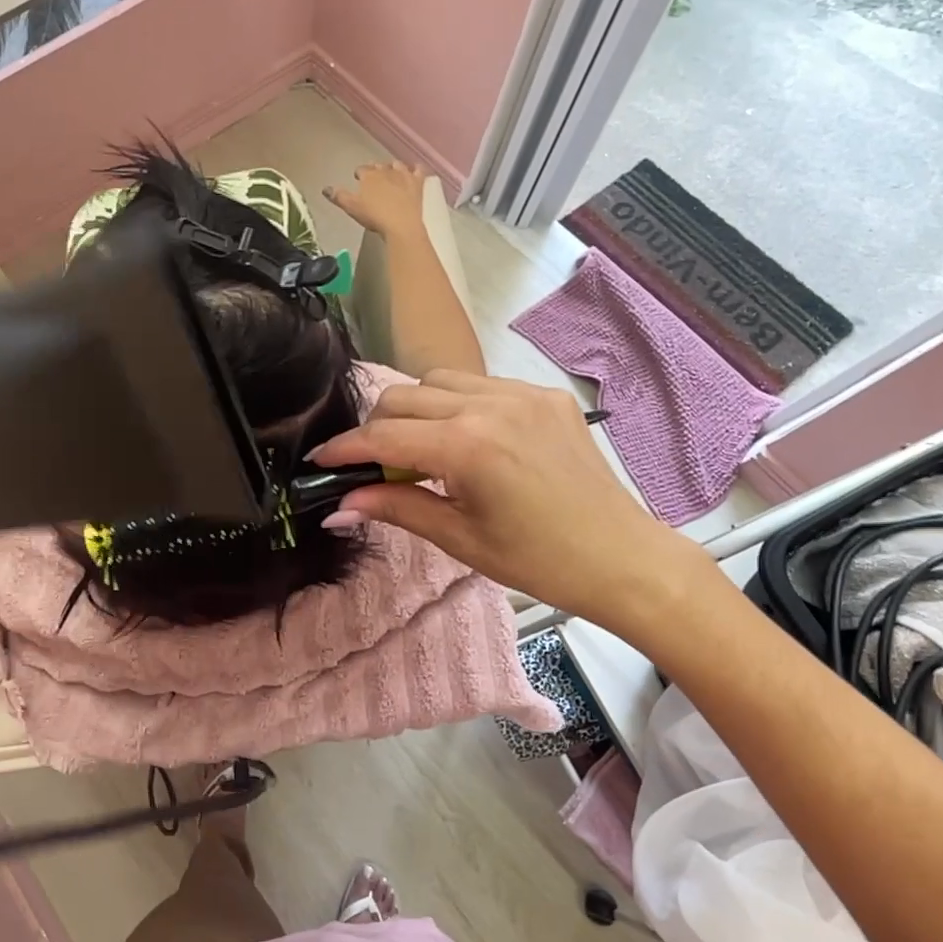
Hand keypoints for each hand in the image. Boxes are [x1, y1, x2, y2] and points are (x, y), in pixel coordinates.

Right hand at [310, 371, 707, 628]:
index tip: (320, 459)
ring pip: (439, 379)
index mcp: (468, 447)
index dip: (345, 448)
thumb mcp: (460, 539)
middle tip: (376, 465)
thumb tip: (338, 507)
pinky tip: (470, 440)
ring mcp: (522, 394)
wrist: (622, 557)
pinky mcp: (545, 394)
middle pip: (403, 395)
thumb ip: (396, 509)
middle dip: (377, 427)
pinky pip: (481, 384)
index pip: (384, 436)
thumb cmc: (539, 562)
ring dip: (416, 408)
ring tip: (424, 449)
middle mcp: (491, 405)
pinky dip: (458, 404)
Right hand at [324, 162, 428, 238]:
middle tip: (375, 179)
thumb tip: (325, 188)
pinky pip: (419, 169)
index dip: (359, 174)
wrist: (401, 224)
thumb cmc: (374, 216)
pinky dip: (416, 169)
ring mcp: (404, 175)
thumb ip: (339, 197)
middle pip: (379, 166)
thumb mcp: (352, 208)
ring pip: (398, 165)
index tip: (358, 178)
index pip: (362, 169)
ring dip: (394, 168)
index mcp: (369, 175)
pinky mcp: (418, 182)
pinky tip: (415, 172)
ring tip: (392, 175)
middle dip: (376, 170)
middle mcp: (386, 170)